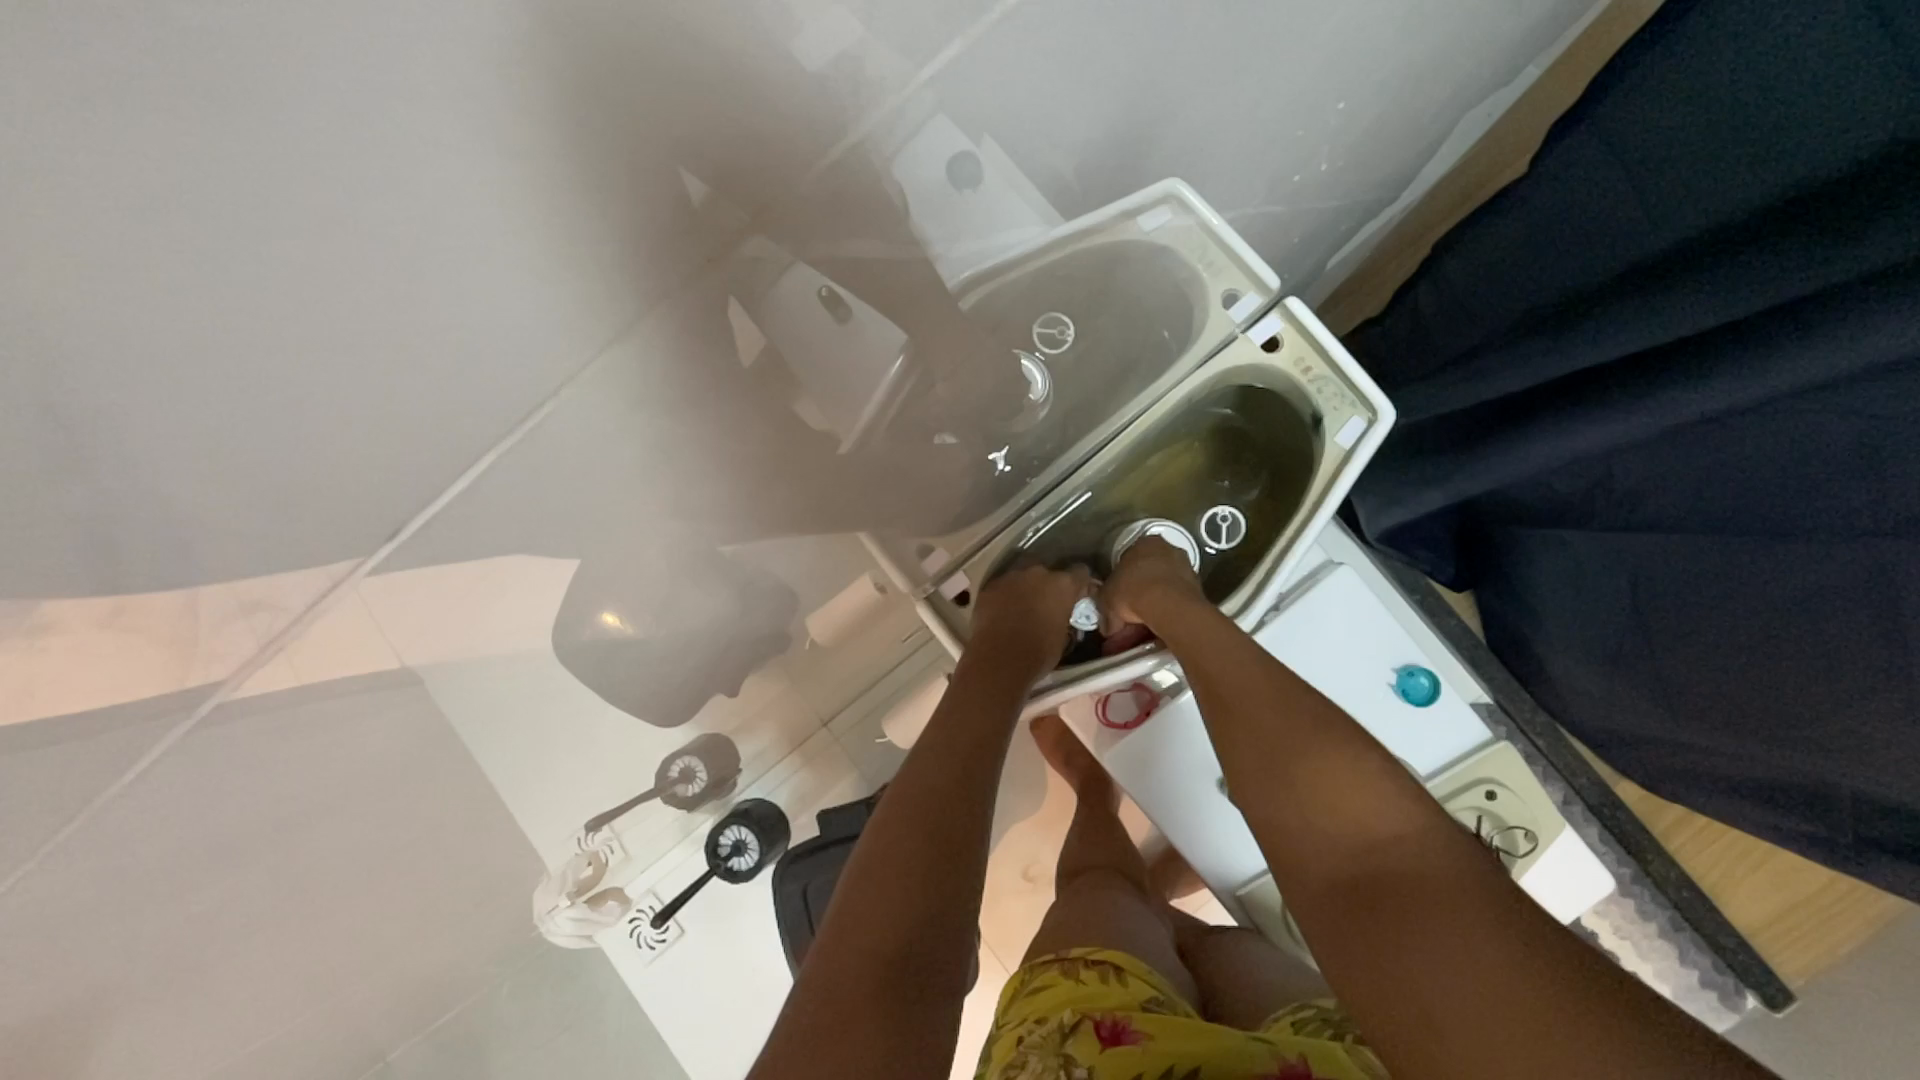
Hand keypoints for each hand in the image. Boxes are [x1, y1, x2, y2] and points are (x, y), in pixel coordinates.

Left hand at [967, 563, 1091, 679]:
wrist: (999, 660)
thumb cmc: (1038, 653)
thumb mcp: (1062, 637)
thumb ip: (1063, 616)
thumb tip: (1060, 614)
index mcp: (1062, 585)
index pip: (1079, 573)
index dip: (1078, 584)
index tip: (1076, 595)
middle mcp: (1038, 574)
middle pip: (1047, 574)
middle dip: (1048, 587)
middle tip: (1045, 606)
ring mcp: (1011, 577)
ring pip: (1022, 578)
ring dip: (1024, 590)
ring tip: (1021, 610)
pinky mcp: (989, 587)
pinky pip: (1002, 588)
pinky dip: (1004, 597)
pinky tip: (1001, 614)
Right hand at [1100, 537, 1205, 632]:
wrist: (1169, 606)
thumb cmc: (1132, 591)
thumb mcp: (1106, 599)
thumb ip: (1106, 606)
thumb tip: (1108, 625)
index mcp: (1143, 542)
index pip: (1128, 557)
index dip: (1121, 577)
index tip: (1118, 593)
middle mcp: (1167, 548)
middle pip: (1150, 567)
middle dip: (1141, 586)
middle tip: (1131, 607)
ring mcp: (1185, 565)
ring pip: (1166, 582)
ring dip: (1157, 596)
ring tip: (1147, 618)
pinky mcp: (1198, 585)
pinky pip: (1178, 595)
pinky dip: (1170, 606)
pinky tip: (1162, 619)